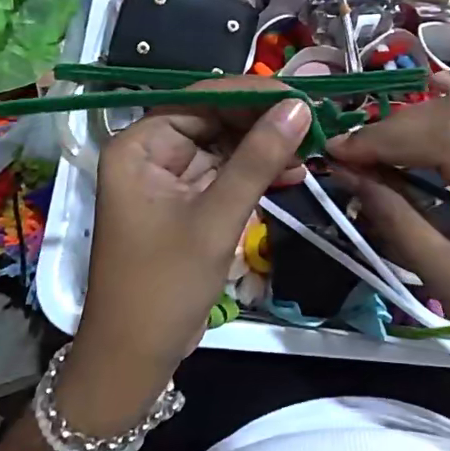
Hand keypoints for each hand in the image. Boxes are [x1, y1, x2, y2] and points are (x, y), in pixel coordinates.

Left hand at [59, 81, 310, 433]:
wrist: (135, 357)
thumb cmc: (165, 284)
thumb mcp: (216, 218)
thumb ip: (257, 160)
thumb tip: (298, 106)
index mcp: (139, 146)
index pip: (199, 99)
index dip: (251, 93)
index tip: (301, 94)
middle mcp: (151, 154)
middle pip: (214, 120)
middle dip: (262, 122)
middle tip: (315, 120)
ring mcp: (169, 181)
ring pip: (224, 147)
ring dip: (265, 149)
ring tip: (313, 147)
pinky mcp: (187, 205)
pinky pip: (225, 176)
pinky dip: (256, 175)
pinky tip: (294, 174)